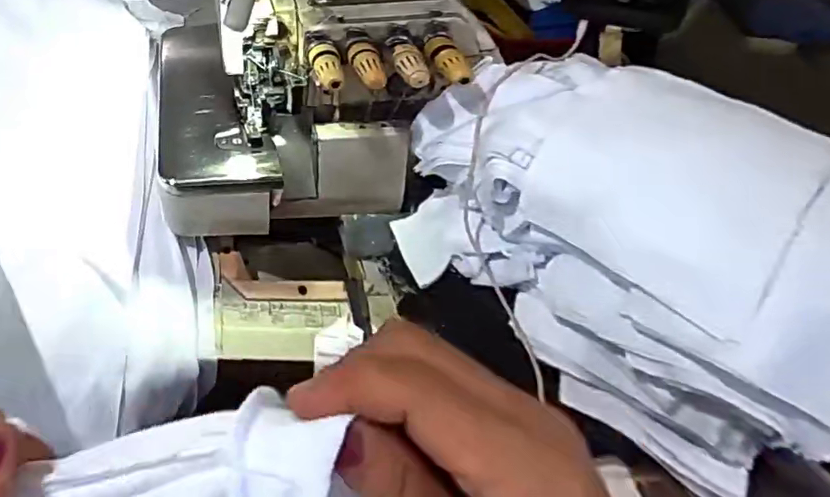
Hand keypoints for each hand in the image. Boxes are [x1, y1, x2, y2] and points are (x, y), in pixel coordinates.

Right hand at [287, 320, 605, 496]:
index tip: (298, 409)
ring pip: (421, 351)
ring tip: (352, 423)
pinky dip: (400, 388)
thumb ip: (399, 486)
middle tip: (322, 416)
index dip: (344, 385)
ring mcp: (531, 413)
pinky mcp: (522, 421)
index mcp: (526, 456)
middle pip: (412, 346)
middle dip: (355, 371)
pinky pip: (441, 376)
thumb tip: (338, 430)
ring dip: (373, 375)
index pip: (411, 381)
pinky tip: (391, 430)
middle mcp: (531, 416)